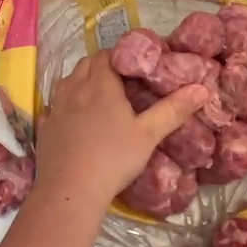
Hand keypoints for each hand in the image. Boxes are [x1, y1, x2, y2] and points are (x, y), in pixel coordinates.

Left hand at [34, 52, 208, 204]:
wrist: (69, 190)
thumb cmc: (113, 158)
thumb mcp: (148, 135)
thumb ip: (173, 110)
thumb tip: (201, 88)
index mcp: (101, 85)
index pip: (105, 56)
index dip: (118, 56)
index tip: (132, 65)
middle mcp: (75, 90)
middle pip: (85, 65)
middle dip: (100, 66)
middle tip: (119, 80)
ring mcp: (56, 108)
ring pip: (67, 83)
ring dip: (80, 82)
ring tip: (96, 96)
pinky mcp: (44, 128)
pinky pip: (54, 107)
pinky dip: (64, 106)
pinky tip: (72, 119)